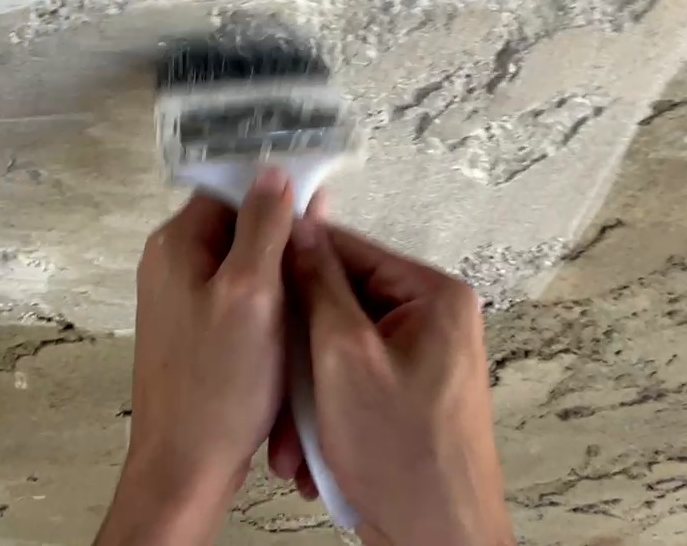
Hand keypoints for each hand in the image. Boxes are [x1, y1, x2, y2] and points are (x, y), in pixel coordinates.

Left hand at [95, 169, 296, 545]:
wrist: (185, 464)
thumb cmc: (218, 385)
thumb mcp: (251, 293)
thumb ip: (263, 227)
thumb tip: (273, 173)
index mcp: (176, 243)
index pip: (228, 191)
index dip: (272, 197)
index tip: (314, 213)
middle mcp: (170, 262)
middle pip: (235, 227)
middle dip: (279, 242)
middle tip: (318, 264)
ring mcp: (179, 296)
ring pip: (239, 265)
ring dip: (276, 278)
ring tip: (308, 302)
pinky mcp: (193, 327)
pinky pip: (235, 297)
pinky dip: (264, 306)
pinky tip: (290, 328)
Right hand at [271, 217, 513, 545]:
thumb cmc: (404, 460)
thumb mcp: (343, 354)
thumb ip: (318, 283)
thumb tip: (297, 227)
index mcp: (433, 296)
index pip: (347, 248)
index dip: (293, 259)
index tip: (253, 273)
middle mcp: (432, 318)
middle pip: (338, 299)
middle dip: (298, 347)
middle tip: (271, 377)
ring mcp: (420, 356)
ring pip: (336, 341)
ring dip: (304, 385)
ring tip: (286, 431)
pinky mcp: (405, 390)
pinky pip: (349, 373)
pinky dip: (323, 404)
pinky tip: (305, 445)